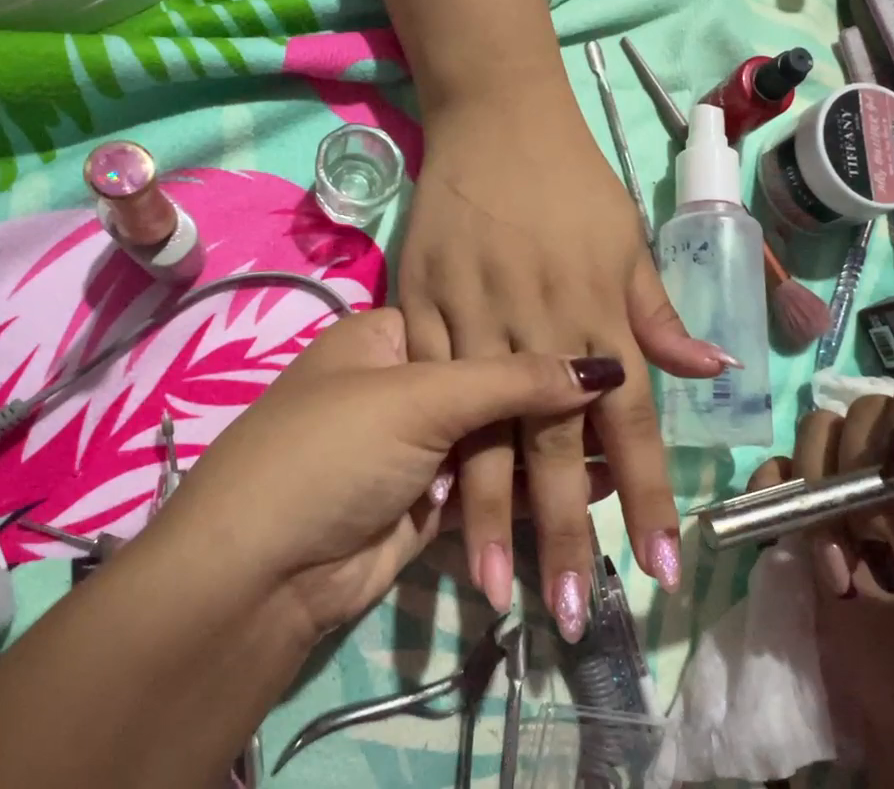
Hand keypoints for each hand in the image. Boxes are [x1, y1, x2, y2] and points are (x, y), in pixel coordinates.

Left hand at [161, 309, 623, 634]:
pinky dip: (534, 493)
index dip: (540, 331)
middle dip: (555, 402)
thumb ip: (516, 380)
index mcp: (388, 336)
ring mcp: (414, 449)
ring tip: (622, 451)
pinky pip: (492, 491)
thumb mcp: (421, 398)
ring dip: (552, 452)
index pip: (481, 322)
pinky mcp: (426, 506)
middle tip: (629, 402)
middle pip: (493, 387)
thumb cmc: (334, 451)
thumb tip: (609, 366)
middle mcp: (403, 386)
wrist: (264, 571)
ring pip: (497, 444)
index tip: (606, 337)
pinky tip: (589, 489)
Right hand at [400, 100, 727, 641]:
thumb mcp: (629, 235)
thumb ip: (658, 311)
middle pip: (553, 443)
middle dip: (564, 532)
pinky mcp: (417, 302)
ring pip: (480, 429)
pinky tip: (427, 500)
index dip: (643, 495)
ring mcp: (469, 316)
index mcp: (596, 309)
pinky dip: (429, 442)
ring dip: (486, 512)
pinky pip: (425, 384)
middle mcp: (537, 324)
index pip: (628, 421)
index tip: (658, 567)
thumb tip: (712, 369)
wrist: (493, 115)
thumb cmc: (570, 179)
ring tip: (490, 588)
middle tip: (574, 612)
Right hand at [747, 357, 893, 787]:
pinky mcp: (813, 528)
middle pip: (867, 404)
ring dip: (821, 487)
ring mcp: (860, 499)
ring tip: (847, 559)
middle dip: (861, 458)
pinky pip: (777, 477)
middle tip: (877, 528)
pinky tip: (806, 553)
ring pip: (818, 432)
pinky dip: (777, 500)